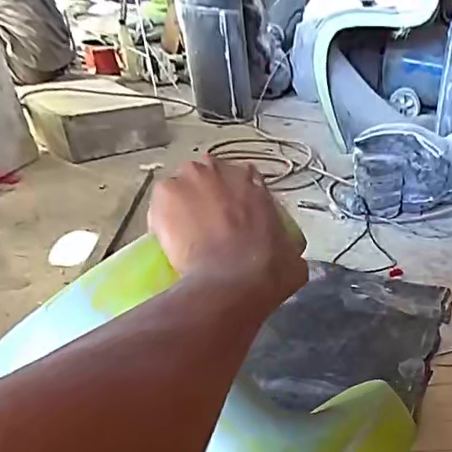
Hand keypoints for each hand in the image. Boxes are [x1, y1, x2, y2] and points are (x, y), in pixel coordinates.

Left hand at [148, 156, 307, 308]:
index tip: (229, 224)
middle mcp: (222, 169)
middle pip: (207, 180)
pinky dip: (162, 222)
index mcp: (254, 181)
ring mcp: (191, 177)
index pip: (240, 183)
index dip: (232, 204)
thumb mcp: (292, 259)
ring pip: (180, 190)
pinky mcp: (165, 193)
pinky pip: (160, 206)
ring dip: (181, 209)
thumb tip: (291, 260)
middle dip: (205, 201)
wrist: (233, 282)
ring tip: (184, 241)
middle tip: (206, 232)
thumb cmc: (268, 272)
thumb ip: (289, 250)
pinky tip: (169, 245)